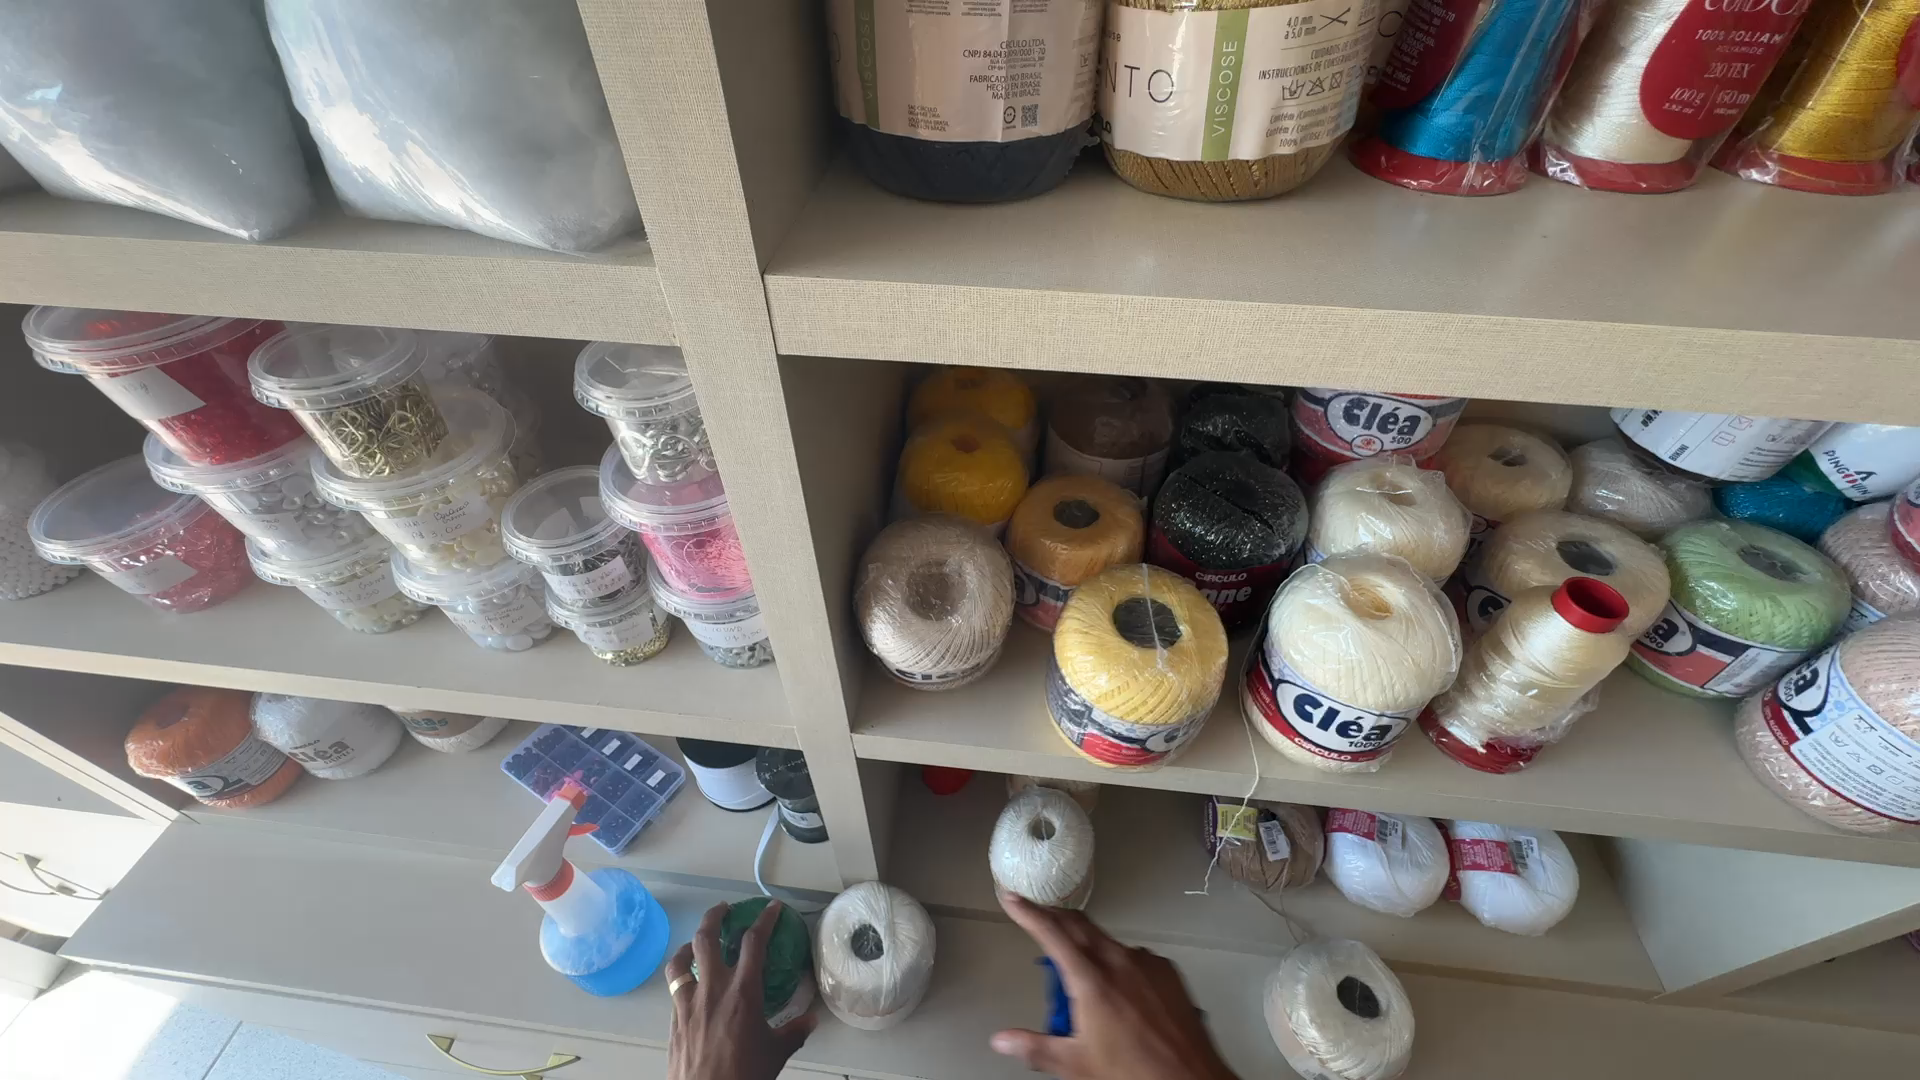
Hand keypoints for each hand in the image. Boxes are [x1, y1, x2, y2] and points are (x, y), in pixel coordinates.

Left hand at [665, 900, 816, 1079]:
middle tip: (724, 909)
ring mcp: (688, 1004)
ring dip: (688, 945)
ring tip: (696, 942)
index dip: (764, 919)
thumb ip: (794, 1032)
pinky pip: (673, 989)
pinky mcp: (673, 1021)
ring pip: (680, 961)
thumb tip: (811, 1019)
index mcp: (743, 991)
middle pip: (707, 938)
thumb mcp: (775, 1054)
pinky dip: (681, 977)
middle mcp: (713, 989)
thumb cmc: (743, 1077)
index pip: (754, 941)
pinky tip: (689, 984)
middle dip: (715, 916)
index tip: (771, 908)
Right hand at [991, 892, 1238, 1079]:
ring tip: (1078, 966)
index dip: (1027, 912)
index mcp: (1091, 980)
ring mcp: (1145, 962)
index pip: (1051, 933)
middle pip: (1077, 924)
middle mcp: (1117, 961)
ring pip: (1105, 940)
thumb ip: (1036, 1048)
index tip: (1011, 897)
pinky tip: (1118, 985)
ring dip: (1085, 943)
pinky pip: (1133, 956)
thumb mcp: (1077, 1065)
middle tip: (1036, 917)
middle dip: (1053, 917)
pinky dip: (1117, 961)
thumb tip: (1001, 1040)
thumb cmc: (1133, 1074)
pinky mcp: (1166, 970)